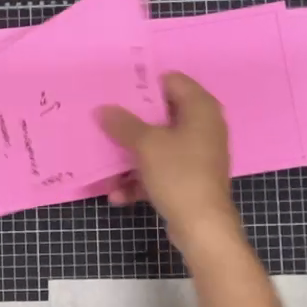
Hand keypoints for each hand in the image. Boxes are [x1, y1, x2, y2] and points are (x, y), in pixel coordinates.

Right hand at [98, 72, 245, 252]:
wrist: (201, 225)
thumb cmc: (179, 175)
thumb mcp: (147, 146)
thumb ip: (123, 125)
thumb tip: (102, 109)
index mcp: (200, 108)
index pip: (172, 81)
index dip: (144, 86)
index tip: (118, 95)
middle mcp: (203, 127)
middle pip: (162, 116)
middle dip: (133, 124)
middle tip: (107, 124)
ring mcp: (197, 155)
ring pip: (159, 148)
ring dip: (132, 157)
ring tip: (107, 165)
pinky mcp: (189, 180)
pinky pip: (161, 172)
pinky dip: (141, 180)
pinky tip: (119, 195)